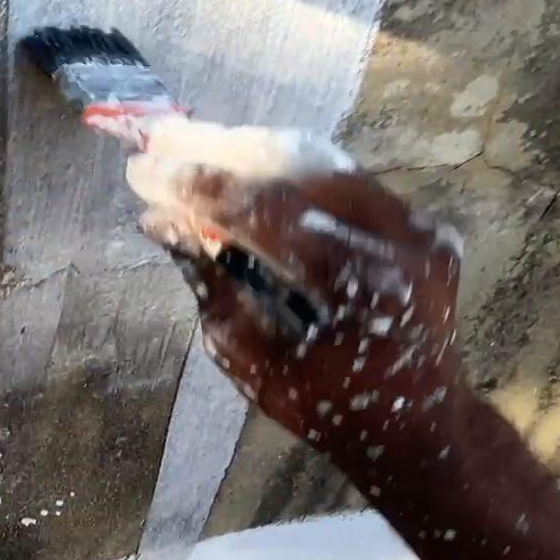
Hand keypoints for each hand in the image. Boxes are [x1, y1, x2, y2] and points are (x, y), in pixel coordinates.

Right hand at [128, 146, 466, 468]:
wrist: (414, 421)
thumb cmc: (318, 403)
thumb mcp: (245, 355)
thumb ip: (208, 281)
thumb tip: (160, 221)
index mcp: (357, 285)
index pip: (264, 210)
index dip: (196, 186)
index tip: (142, 169)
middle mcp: (400, 240)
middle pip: (295, 166)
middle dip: (215, 150)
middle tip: (156, 138)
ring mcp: (417, 223)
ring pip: (317, 160)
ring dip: (244, 149)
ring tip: (185, 141)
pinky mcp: (415, 219)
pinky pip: (335, 176)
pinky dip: (277, 166)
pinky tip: (233, 159)